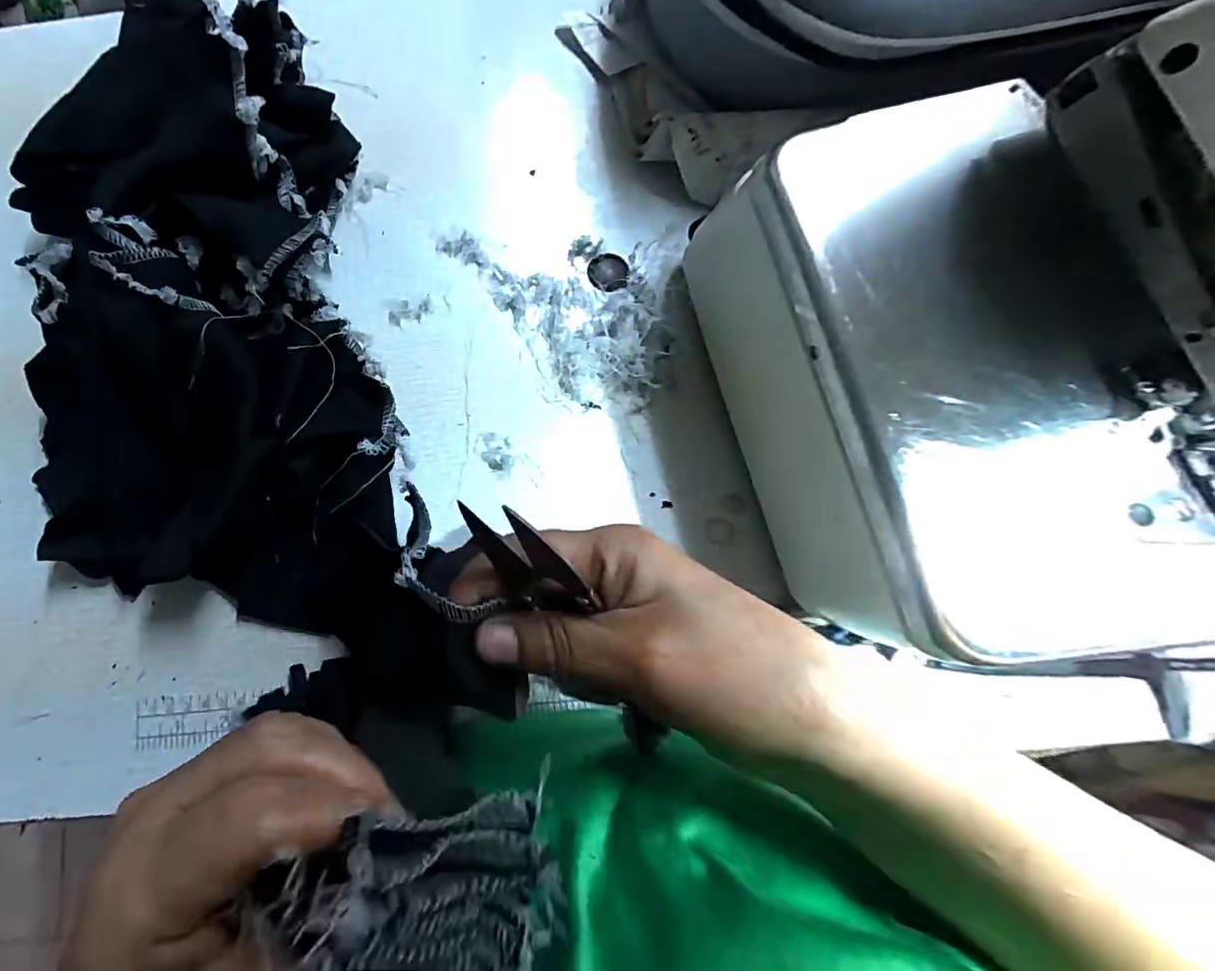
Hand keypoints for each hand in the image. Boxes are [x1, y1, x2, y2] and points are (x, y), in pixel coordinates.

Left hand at [63, 713, 396, 970]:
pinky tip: (330, 786)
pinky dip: (303, 753)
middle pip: (257, 748)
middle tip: (391, 814)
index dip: (322, 810)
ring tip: (368, 799)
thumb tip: (375, 873)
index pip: (246, 814)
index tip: (388, 832)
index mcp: (152, 879)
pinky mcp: (180, 778)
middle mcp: (154, 808)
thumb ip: (306, 924)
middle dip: (337, 766)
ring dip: (325, 752)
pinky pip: (250, 742)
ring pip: (259, 731)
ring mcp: (165, 783)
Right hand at [453, 524, 869, 767]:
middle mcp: (609, 566)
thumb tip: (478, 638)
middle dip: (510, 622)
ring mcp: (622, 602)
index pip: (521, 550)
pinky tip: (595, 692)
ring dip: (545, 651)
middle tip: (496, 670)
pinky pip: (577, 644)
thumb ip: (552, 643)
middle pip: (530, 584)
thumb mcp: (635, 657)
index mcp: (609, 549)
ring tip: (562, 687)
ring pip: (550, 618)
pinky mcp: (632, 637)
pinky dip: (571, 667)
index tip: (447, 619)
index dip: (479, 578)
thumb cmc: (733, 674)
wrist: (830, 729)